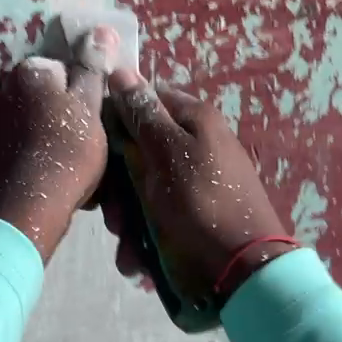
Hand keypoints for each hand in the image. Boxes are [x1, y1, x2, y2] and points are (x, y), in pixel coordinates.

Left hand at [0, 27, 116, 262]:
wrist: (30, 208)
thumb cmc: (67, 150)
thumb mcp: (90, 105)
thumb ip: (92, 67)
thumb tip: (101, 29)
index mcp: (28, 74)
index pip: (65, 72)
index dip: (85, 96)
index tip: (95, 120)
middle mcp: (4, 91)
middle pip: (49, 99)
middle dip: (68, 118)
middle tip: (89, 146)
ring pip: (37, 126)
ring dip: (54, 139)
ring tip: (75, 169)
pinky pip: (24, 149)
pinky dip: (38, 159)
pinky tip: (53, 180)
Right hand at [101, 68, 295, 308]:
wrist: (244, 271)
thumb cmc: (202, 201)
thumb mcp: (166, 152)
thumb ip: (142, 113)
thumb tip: (121, 70)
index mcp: (193, 119)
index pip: (143, 100)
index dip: (115, 119)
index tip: (97, 145)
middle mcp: (193, 144)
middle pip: (137, 147)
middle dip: (117, 183)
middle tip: (110, 210)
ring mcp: (192, 180)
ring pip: (140, 186)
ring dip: (125, 215)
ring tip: (125, 240)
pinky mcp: (190, 212)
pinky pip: (155, 214)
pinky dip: (142, 235)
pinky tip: (136, 257)